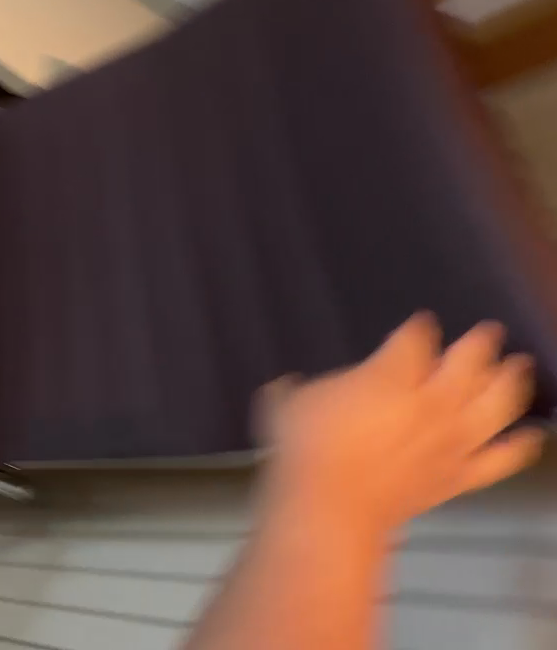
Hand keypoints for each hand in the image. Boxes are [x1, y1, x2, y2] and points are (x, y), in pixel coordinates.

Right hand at [256, 313, 544, 540]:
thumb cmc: (304, 445)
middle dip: (479, 345)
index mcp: (384, 378)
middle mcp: (429, 404)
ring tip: (519, 367)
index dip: (419, 329)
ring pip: (495, 405)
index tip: (423, 321)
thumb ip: (310, 387)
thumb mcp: (289, 399)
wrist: (332, 498)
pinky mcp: (462, 472)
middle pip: (465, 366)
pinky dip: (522, 445)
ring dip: (510, 383)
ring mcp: (452, 440)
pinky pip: (503, 457)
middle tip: (489, 332)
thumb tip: (303, 385)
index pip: (411, 343)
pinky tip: (531, 434)